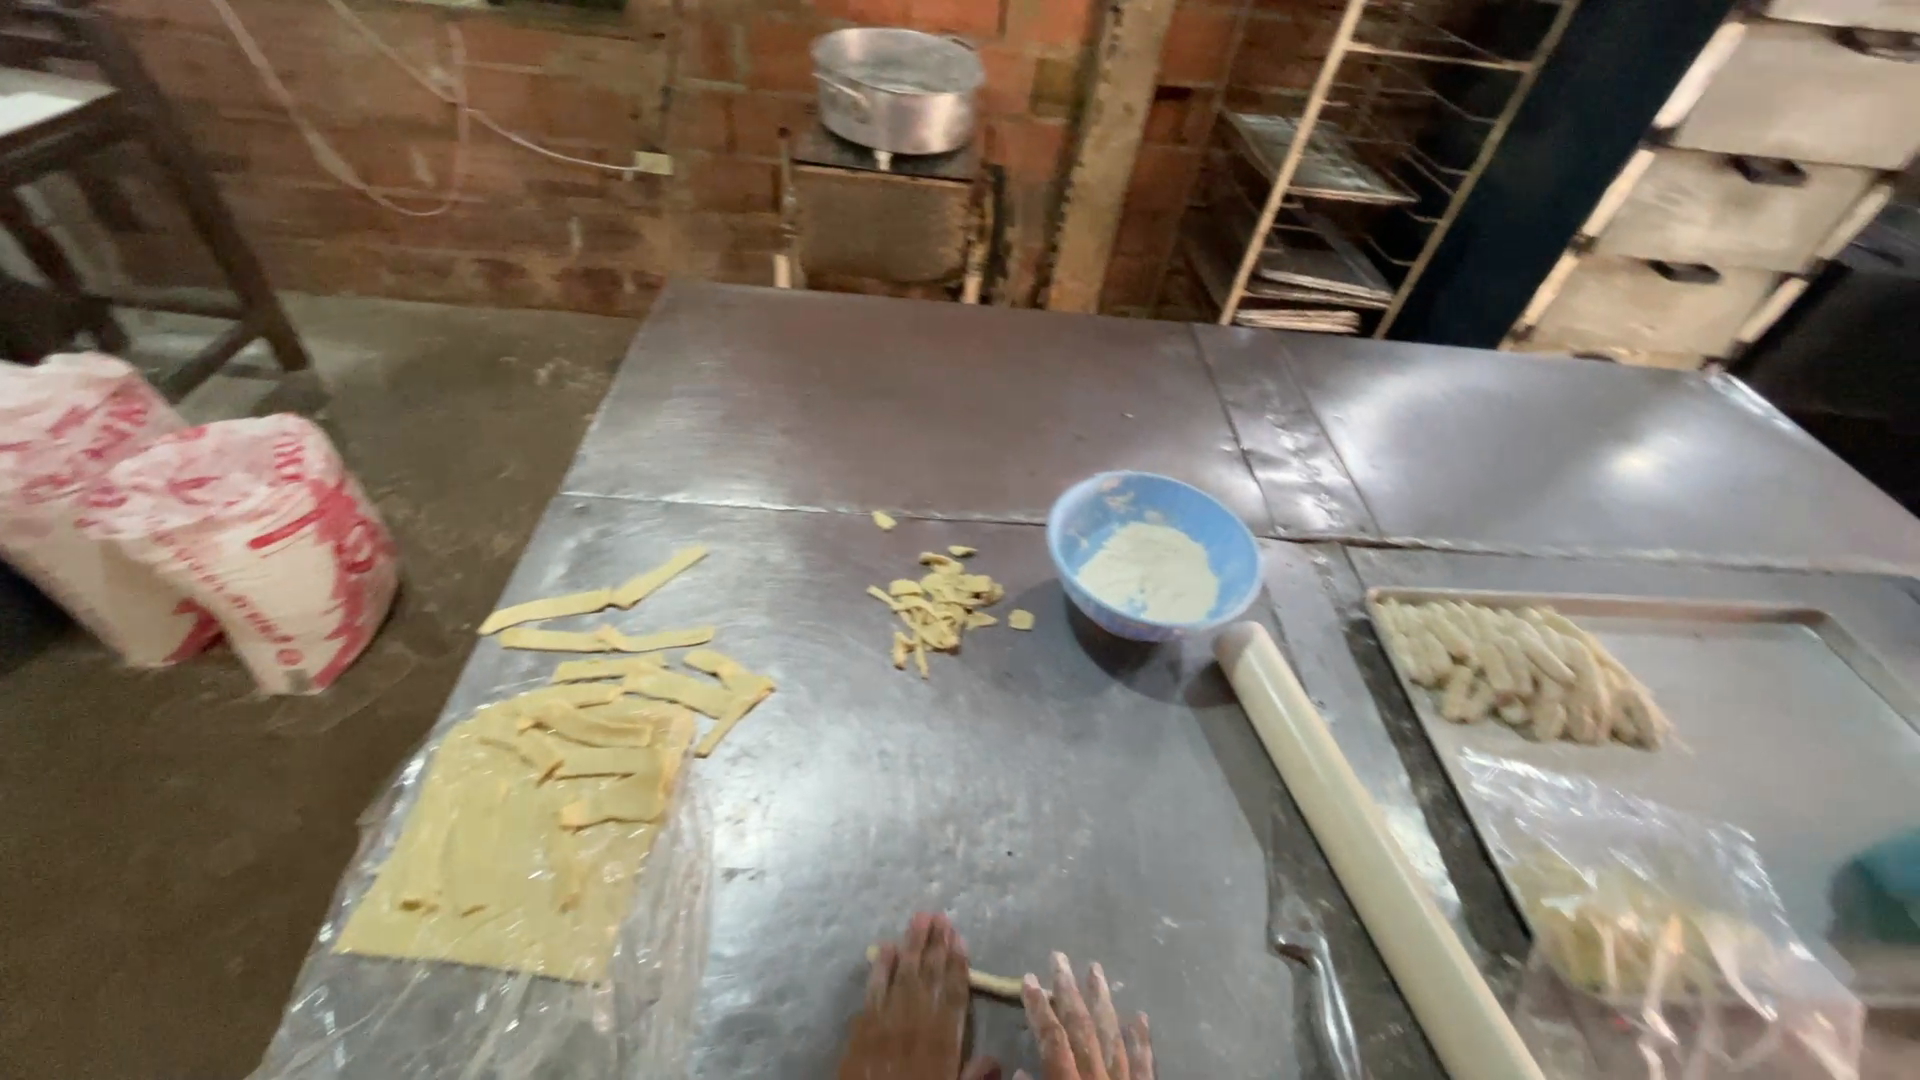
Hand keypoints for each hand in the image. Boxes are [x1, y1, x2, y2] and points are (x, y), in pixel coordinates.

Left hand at [839, 912, 999, 1079]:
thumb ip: (973, 1076)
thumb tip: (997, 1059)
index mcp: (942, 1040)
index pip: (954, 993)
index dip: (958, 964)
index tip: (960, 937)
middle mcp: (916, 1022)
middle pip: (929, 975)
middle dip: (936, 943)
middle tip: (940, 915)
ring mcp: (888, 1020)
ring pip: (904, 973)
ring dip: (912, 944)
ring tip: (920, 918)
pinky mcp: (864, 1025)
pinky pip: (874, 988)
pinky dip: (881, 966)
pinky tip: (886, 946)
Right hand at [1016, 953, 1152, 1079]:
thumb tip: (1019, 1070)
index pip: (1052, 1038)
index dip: (1038, 1008)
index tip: (1028, 978)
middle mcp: (1098, 1076)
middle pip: (1082, 1026)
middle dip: (1068, 990)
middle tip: (1059, 956)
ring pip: (1113, 1035)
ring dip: (1102, 999)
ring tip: (1095, 968)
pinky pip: (1145, 1063)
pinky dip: (1142, 1039)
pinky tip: (1140, 1016)